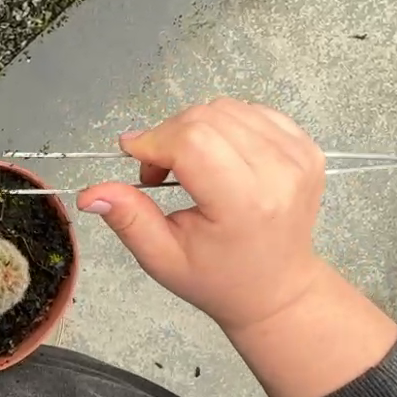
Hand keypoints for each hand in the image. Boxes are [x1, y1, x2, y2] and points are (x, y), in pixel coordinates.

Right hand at [76, 98, 327, 332]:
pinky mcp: (306, 147)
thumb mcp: (161, 258)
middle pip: (206, 118)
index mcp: (244, 204)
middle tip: (156, 172)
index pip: (192, 142)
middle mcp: (279, 173)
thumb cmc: (216, 278)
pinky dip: (220, 127)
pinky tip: (213, 158)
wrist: (275, 288)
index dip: (153, 142)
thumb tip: (91, 194)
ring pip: (226, 109)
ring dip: (192, 130)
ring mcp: (298, 156)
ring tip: (184, 167)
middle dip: (168, 135)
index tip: (134, 159)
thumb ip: (127, 219)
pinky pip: (250, 111)